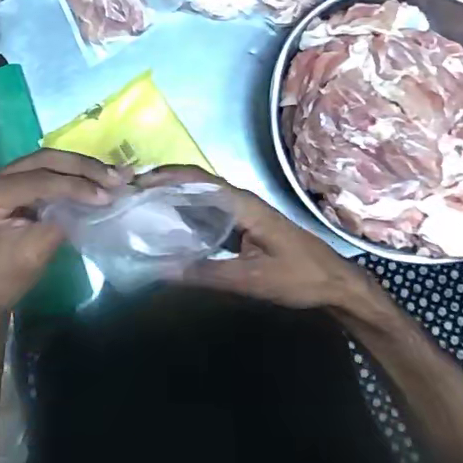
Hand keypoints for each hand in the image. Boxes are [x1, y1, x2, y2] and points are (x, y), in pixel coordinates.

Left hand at [0, 149, 128, 315]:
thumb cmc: (4, 278)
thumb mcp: (35, 250)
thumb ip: (61, 219)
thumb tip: (94, 199)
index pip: (39, 179)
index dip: (76, 185)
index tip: (108, 195)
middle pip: (43, 160)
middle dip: (83, 167)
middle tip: (116, 177)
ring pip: (46, 161)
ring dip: (81, 168)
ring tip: (113, 175)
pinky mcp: (11, 185)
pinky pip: (44, 171)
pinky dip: (71, 175)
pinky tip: (95, 178)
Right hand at [138, 166, 376, 314]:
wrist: (335, 285)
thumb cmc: (299, 277)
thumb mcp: (250, 280)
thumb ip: (206, 273)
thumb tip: (160, 270)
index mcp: (242, 204)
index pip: (196, 180)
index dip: (164, 178)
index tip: (133, 185)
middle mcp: (240, 201)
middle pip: (194, 184)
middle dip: (161, 186)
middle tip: (126, 197)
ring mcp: (242, 213)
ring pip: (200, 199)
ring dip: (171, 200)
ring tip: (138, 209)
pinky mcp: (244, 227)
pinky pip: (209, 215)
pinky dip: (186, 218)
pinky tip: (168, 231)